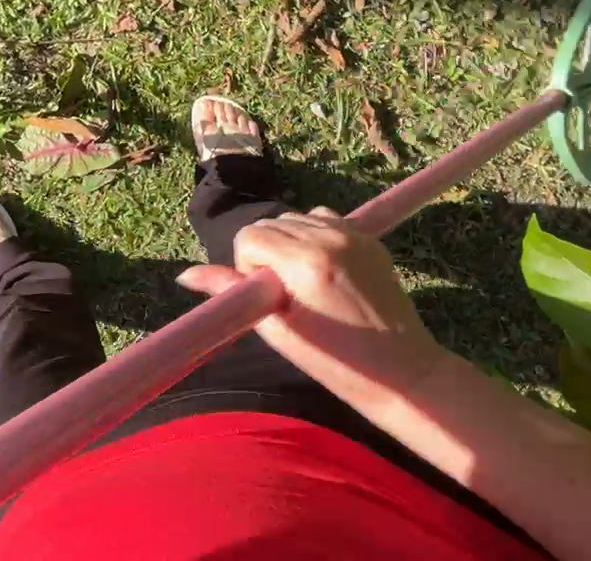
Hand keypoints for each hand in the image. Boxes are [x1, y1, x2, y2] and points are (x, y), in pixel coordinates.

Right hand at [178, 209, 447, 410]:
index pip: (249, 236)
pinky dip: (313, 235)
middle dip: (266, 252)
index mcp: (305, 263)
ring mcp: (352, 234)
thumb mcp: (277, 330)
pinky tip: (324, 268)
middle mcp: (329, 238)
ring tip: (305, 281)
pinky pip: (322, 217)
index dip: (248, 265)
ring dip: (288, 242)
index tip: (268, 295)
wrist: (406, 373)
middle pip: (269, 223)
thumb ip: (232, 292)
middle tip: (286, 293)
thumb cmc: (336, 363)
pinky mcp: (368, 237)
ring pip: (293, 218)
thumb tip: (184, 275)